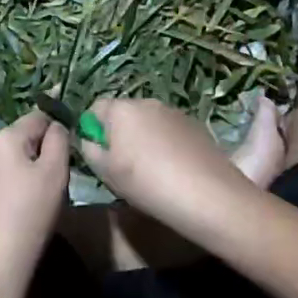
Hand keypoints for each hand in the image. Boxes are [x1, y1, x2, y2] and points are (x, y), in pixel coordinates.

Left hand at [0, 111, 69, 297]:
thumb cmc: (27, 215)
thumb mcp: (54, 172)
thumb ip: (59, 140)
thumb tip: (56, 126)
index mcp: (4, 136)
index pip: (38, 117)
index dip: (57, 132)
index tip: (69, 157)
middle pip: (23, 139)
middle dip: (42, 154)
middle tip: (56, 183)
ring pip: (12, 160)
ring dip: (28, 172)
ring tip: (40, 202)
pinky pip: (0, 180)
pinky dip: (13, 189)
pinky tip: (20, 214)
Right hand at [80, 97, 263, 241]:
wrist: (208, 196)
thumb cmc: (147, 183)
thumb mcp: (106, 173)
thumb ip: (90, 150)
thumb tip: (90, 140)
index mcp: (121, 109)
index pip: (95, 108)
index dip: (93, 130)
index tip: (100, 156)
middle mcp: (147, 102)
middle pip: (124, 114)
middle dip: (120, 134)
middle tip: (123, 167)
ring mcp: (175, 113)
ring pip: (149, 123)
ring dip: (144, 140)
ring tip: (151, 172)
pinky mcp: (196, 126)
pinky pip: (170, 132)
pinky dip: (166, 145)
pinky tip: (173, 171)